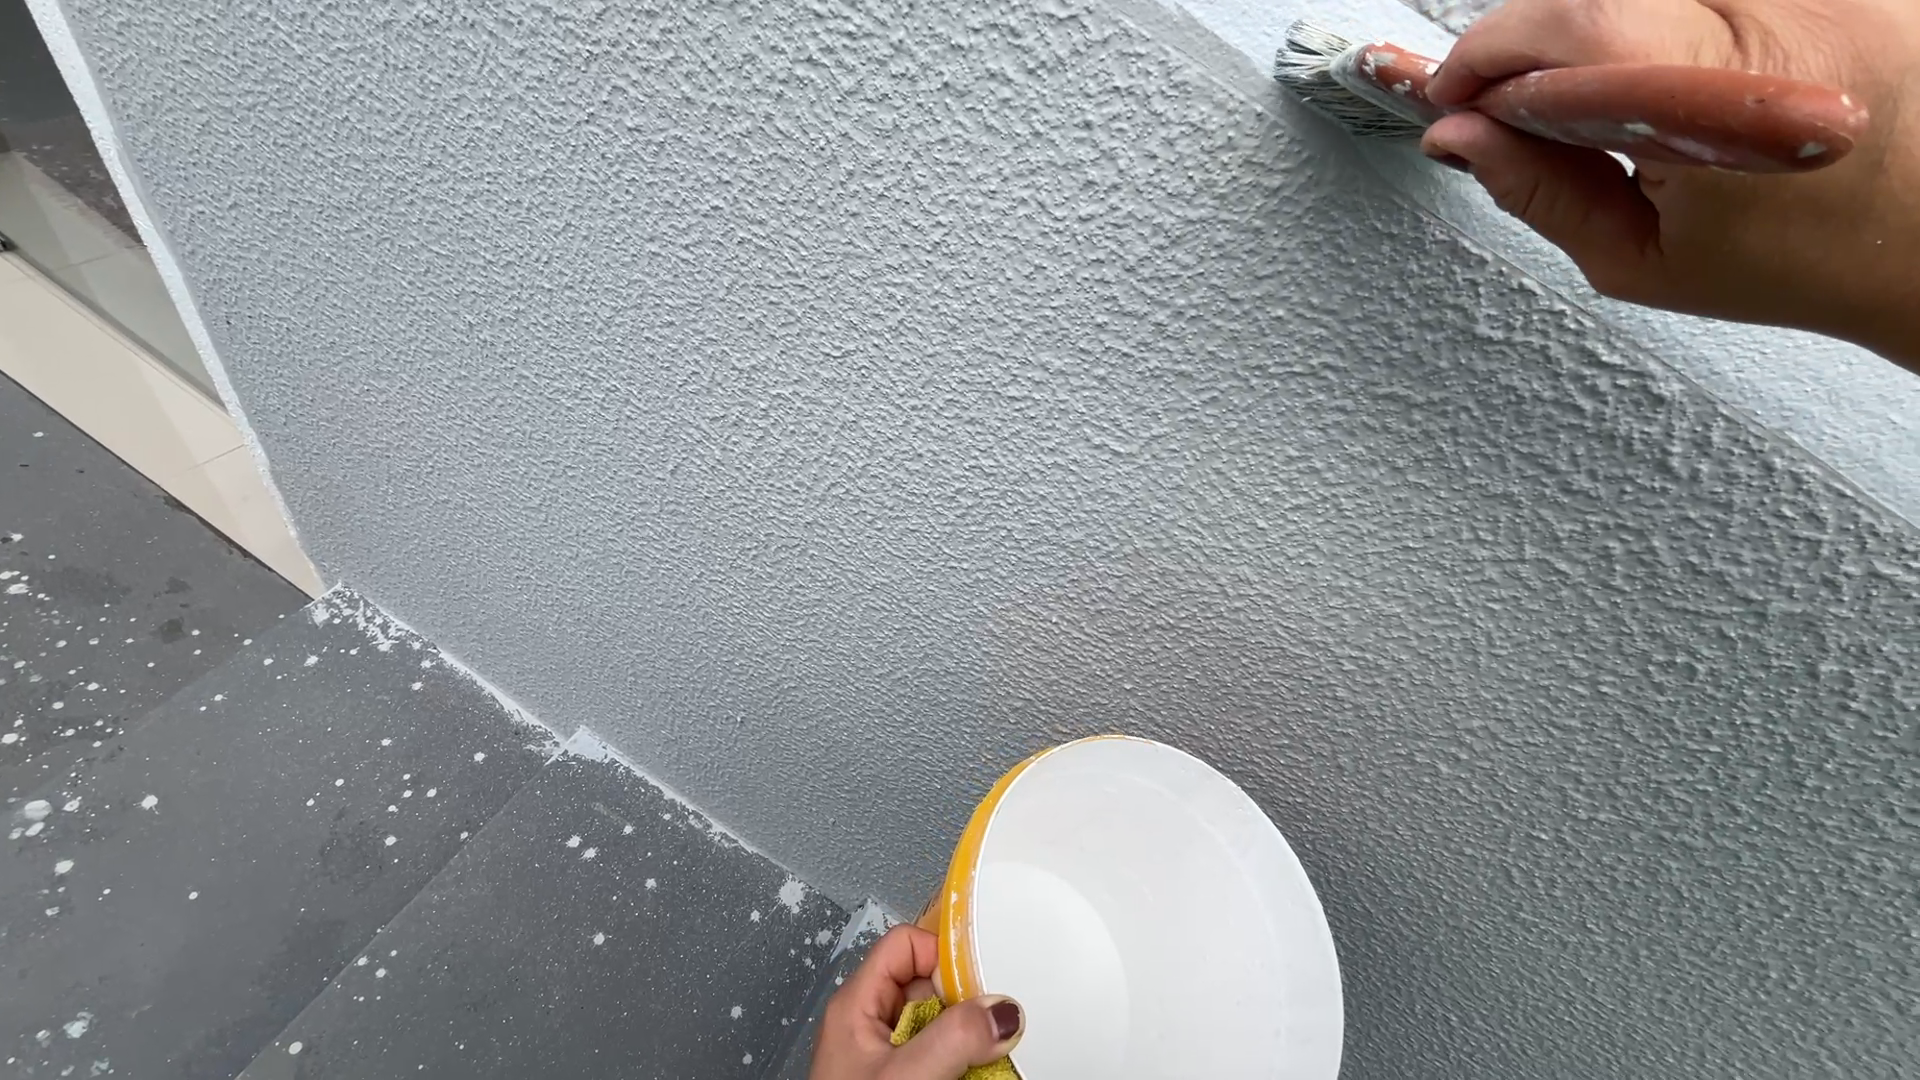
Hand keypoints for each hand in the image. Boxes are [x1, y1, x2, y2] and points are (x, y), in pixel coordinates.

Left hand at [808, 925, 1024, 1079]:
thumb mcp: (905, 1077)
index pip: (906, 946)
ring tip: (991, 1058)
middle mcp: (870, 1025)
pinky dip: (965, 1069)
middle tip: (993, 1026)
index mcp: (857, 1005)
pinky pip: (942, 1061)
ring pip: (941, 1026)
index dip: (943, 956)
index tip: (981, 980)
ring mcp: (886, 1060)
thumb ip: (954, 1038)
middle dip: (965, 1005)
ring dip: (969, 1041)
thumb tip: (1001, 1010)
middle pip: (929, 986)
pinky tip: (979, 1078)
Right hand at [1422, 0, 1919, 370]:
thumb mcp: (1631, 257)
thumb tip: (1460, 139)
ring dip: (1581, 32)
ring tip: (1564, 91)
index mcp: (1732, 102)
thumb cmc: (1799, 261)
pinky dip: (1636, 23)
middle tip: (1493, 96)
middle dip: (1525, 37)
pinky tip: (1628, 69)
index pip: (1577, 25)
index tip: (1450, 93)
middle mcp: (1796, 12)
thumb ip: (1537, 190)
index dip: (1491, 52)